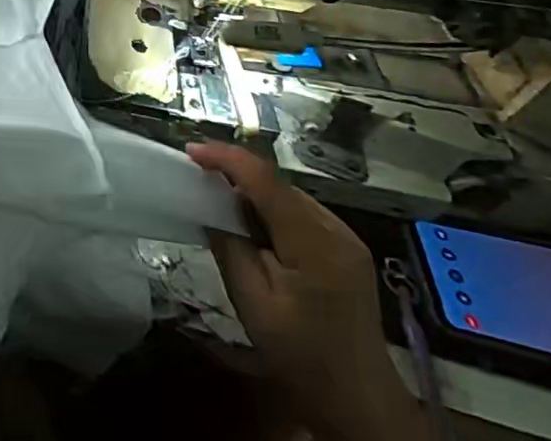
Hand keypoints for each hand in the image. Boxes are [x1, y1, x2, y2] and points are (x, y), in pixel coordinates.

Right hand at [188, 142, 427, 439]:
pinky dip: (276, 212)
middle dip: (238, 176)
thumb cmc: (301, 358)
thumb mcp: (253, 305)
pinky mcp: (349, 248)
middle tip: (199, 181)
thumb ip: (231, 248)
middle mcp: (335, 228)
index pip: (266, 180)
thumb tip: (211, 206)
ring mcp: (347, 237)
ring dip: (256, 195)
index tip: (191, 151)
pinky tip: (258, 231)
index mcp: (313, 242)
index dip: (227, 158)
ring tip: (223, 207)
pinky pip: (304, 214)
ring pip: (291, 197)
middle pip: (279, 185)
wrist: (359, 400)